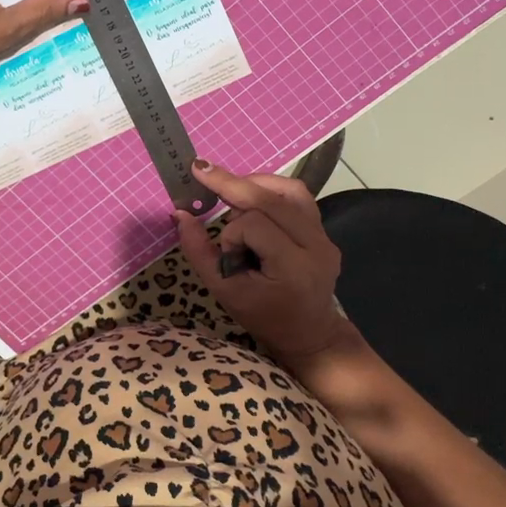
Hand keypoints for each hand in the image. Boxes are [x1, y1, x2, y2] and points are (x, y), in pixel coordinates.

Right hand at [173, 162, 359, 366]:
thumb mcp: (224, 291)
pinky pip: (298, 197)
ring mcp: (325, 236)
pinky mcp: (324, 231)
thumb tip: (180, 214)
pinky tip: (252, 198)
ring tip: (231, 193)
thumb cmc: (264, 317)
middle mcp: (316, 246)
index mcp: (293, 267)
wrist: (309, 333)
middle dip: (235, 186)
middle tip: (202, 172)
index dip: (231, 232)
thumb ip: (199, 251)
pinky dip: (270, 191)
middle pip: (274, 199)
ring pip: (290, 190)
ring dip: (255, 184)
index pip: (255, 225)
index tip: (225, 253)